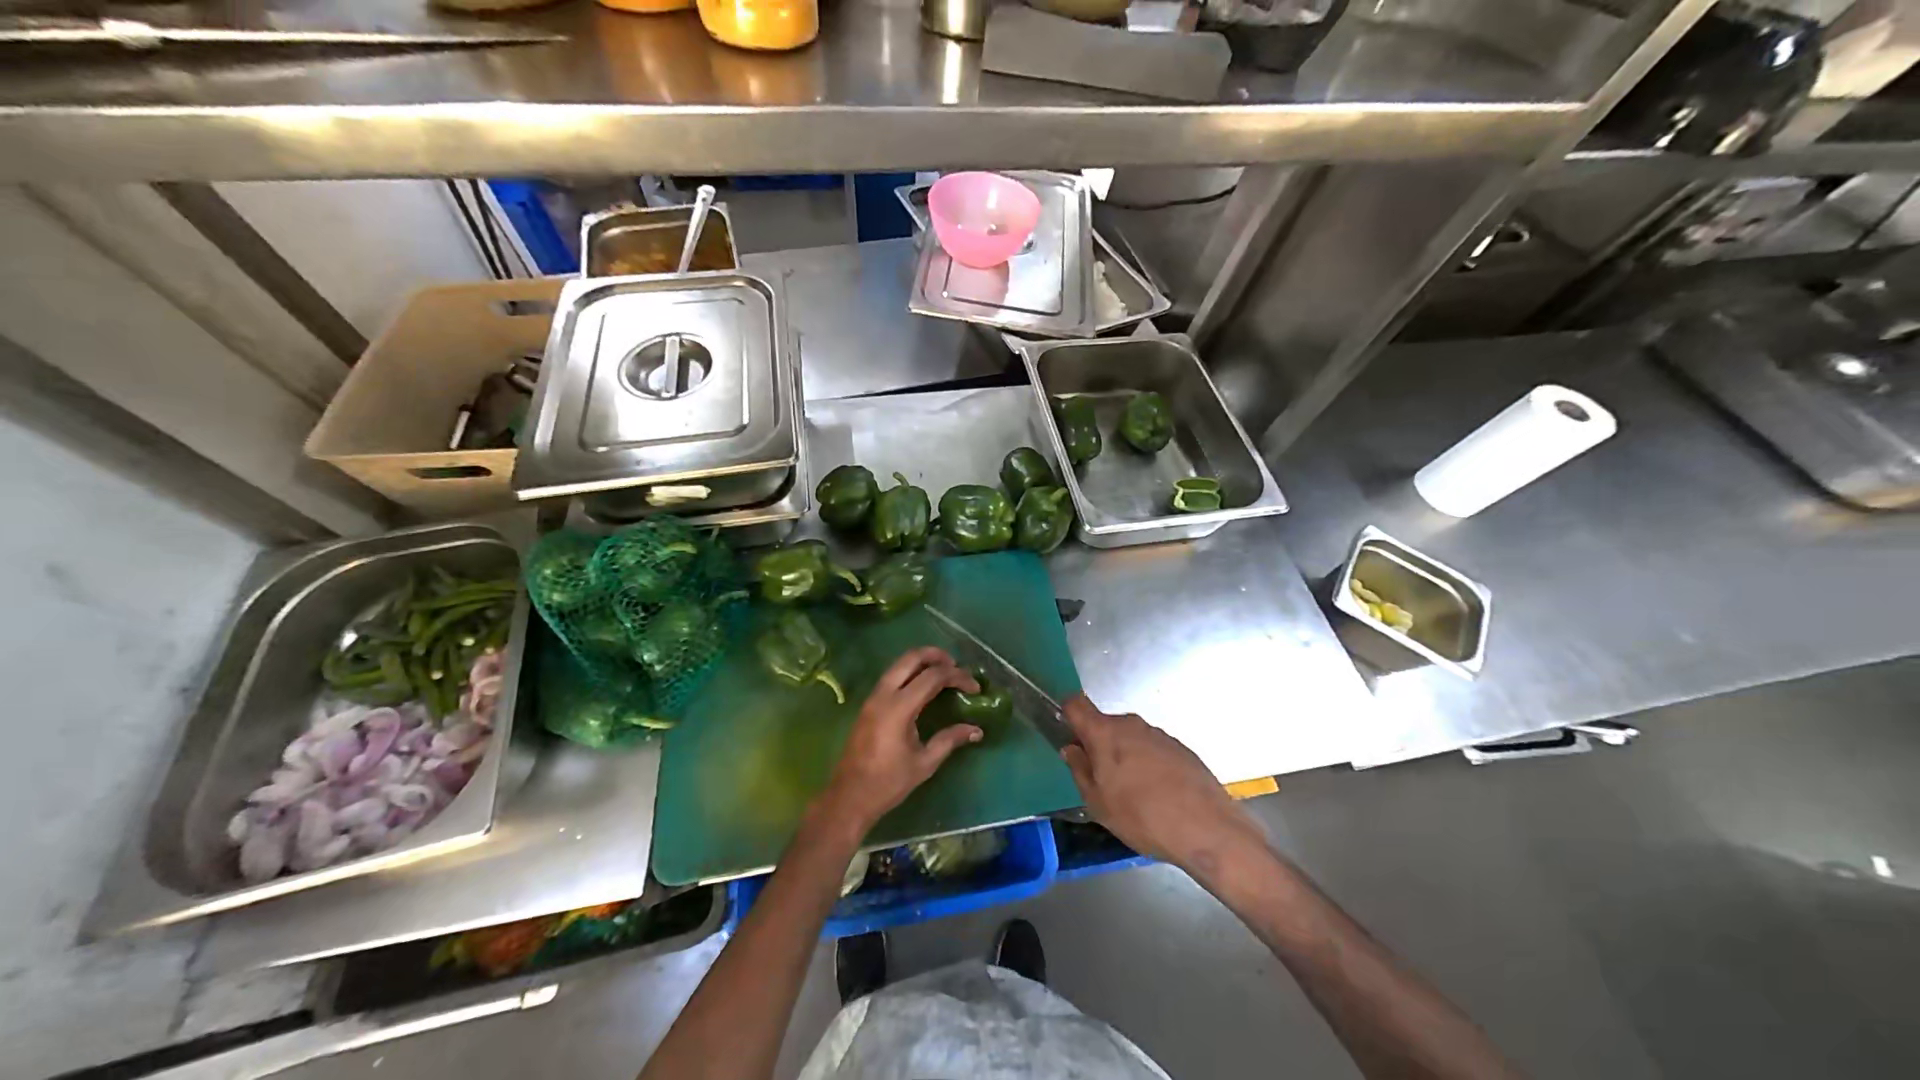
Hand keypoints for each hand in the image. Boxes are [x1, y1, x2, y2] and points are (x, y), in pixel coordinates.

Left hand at [816, 647, 983, 833]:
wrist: (850, 796)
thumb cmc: (889, 782)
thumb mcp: (924, 762)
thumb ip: (950, 740)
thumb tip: (976, 730)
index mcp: (899, 708)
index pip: (933, 677)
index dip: (957, 676)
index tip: (974, 688)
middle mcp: (883, 695)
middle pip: (911, 658)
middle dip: (936, 656)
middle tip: (957, 666)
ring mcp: (872, 698)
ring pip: (898, 665)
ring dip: (921, 662)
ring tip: (943, 672)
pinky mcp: (868, 705)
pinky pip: (890, 677)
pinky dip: (909, 672)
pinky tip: (922, 686)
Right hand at [1060, 695, 1267, 878]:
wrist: (1207, 828)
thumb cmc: (1142, 817)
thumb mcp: (1098, 803)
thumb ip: (1080, 770)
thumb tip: (1071, 749)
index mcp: (1105, 733)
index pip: (1076, 703)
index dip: (1067, 714)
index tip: (1068, 735)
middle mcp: (1132, 725)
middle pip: (1105, 724)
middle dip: (1098, 744)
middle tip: (1101, 779)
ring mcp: (1160, 735)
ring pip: (1130, 738)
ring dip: (1125, 756)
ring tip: (1133, 793)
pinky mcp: (1182, 748)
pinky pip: (1153, 749)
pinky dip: (1149, 764)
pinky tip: (1158, 795)